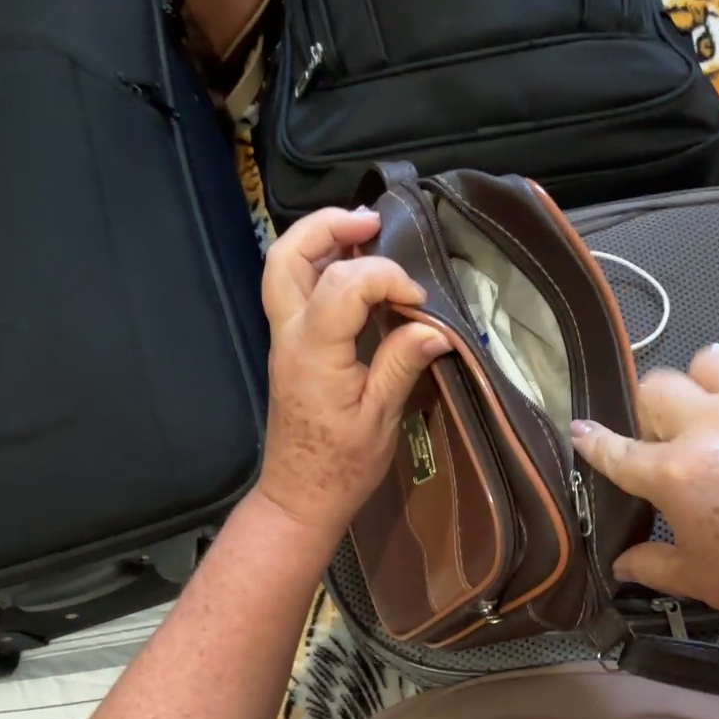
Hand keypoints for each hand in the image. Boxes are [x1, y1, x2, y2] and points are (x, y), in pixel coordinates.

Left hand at [255, 207, 451, 535]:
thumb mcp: (380, 420)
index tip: (418, 304)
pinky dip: (320, 267)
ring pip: (282, 268)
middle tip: (371, 222)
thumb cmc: (341, 467)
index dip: (386, 278)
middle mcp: (290, 336)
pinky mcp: (290, 348)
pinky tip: (354, 271)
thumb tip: (436, 328)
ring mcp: (284, 340)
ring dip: (319, 241)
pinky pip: (294, 290)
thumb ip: (401, 366)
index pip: (344, 284)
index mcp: (314, 353)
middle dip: (327, 227)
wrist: (299, 497)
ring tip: (363, 232)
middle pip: (287, 257)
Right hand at [571, 341, 718, 646]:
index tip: (580, 430)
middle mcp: (712, 426)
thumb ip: (653, 565)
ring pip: (709, 358)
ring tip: (716, 410)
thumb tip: (620, 564)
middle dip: (651, 411)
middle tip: (669, 439)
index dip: (593, 441)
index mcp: (677, 475)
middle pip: (656, 387)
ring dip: (701, 383)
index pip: (617, 450)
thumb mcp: (703, 580)